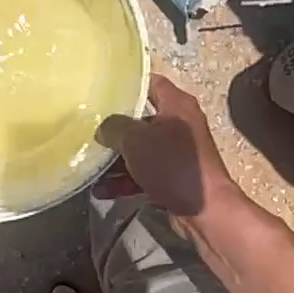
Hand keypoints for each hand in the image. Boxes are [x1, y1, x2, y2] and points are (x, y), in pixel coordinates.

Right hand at [94, 75, 242, 219]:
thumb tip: (104, 128)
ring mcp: (178, 153)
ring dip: (115, 160)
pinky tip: (101, 191)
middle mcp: (180, 125)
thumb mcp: (137, 139)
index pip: (152, 83)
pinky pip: (144, 174)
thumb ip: (115, 127)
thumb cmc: (173, 163)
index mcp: (177, 105)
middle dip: (116, 129)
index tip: (103, 89)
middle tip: (88, 131)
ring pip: (141, 150)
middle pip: (142, 120)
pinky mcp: (174, 178)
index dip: (129, 84)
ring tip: (89, 168)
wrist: (204, 209)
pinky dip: (125, 181)